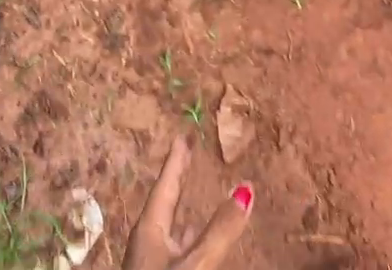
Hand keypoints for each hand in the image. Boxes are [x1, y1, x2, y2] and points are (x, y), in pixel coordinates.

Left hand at [123, 136, 251, 269]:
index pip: (165, 185)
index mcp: (149, 228)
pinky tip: (193, 240)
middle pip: (164, 202)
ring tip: (194, 193)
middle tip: (187, 152)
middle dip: (177, 177)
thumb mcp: (195, 261)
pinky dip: (186, 236)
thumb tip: (246, 187)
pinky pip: (173, 247)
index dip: (176, 160)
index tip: (182, 134)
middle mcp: (145, 241)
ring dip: (182, 210)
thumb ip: (220, 229)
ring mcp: (148, 261)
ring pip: (169, 227)